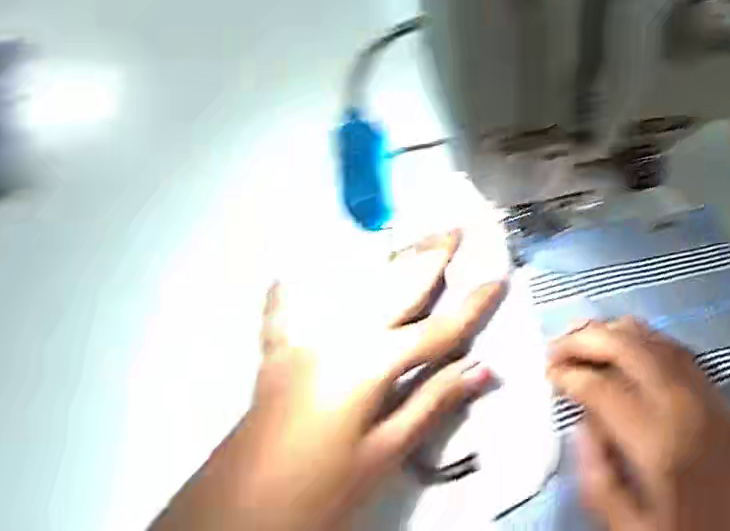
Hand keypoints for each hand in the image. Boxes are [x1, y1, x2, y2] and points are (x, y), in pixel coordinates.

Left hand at [153, 231, 505, 530]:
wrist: (229, 521)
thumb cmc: (320, 494)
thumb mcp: (383, 456)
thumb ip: (432, 404)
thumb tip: (485, 367)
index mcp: (374, 363)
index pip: (438, 330)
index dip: (472, 306)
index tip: (500, 277)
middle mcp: (343, 336)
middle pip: (397, 289)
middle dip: (429, 258)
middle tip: (455, 228)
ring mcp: (307, 339)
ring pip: (354, 289)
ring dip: (386, 263)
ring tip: (410, 240)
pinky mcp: (277, 355)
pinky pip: (287, 311)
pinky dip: (294, 291)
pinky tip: (291, 273)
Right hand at [547, 318, 729, 530]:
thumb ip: (600, 479)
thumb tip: (583, 425)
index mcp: (656, 439)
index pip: (602, 386)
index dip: (570, 373)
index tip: (548, 372)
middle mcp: (680, 401)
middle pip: (626, 346)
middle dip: (586, 338)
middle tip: (557, 345)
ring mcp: (702, 390)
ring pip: (651, 338)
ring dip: (614, 330)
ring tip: (584, 337)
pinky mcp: (717, 391)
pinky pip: (674, 347)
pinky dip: (645, 336)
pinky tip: (628, 341)